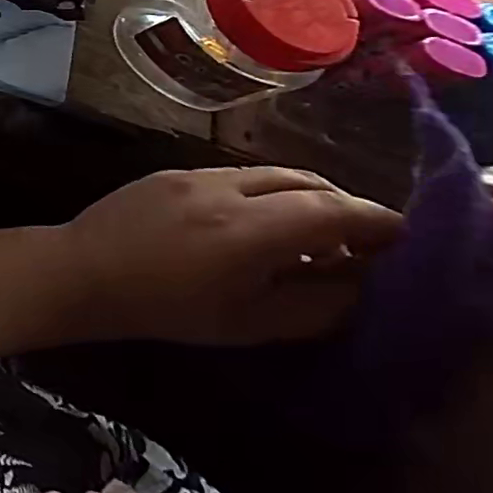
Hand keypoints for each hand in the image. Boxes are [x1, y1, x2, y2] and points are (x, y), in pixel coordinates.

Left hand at [55, 167, 401, 345]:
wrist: (84, 271)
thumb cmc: (167, 308)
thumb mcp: (254, 321)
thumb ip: (321, 301)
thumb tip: (370, 281)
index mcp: (246, 227)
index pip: (334, 209)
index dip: (381, 222)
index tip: (409, 242)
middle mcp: (220, 187)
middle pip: (304, 180)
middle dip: (345, 206)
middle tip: (365, 244)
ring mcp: (189, 173)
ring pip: (267, 173)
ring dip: (303, 197)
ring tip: (314, 237)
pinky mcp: (167, 171)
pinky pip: (232, 175)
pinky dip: (262, 192)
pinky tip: (260, 224)